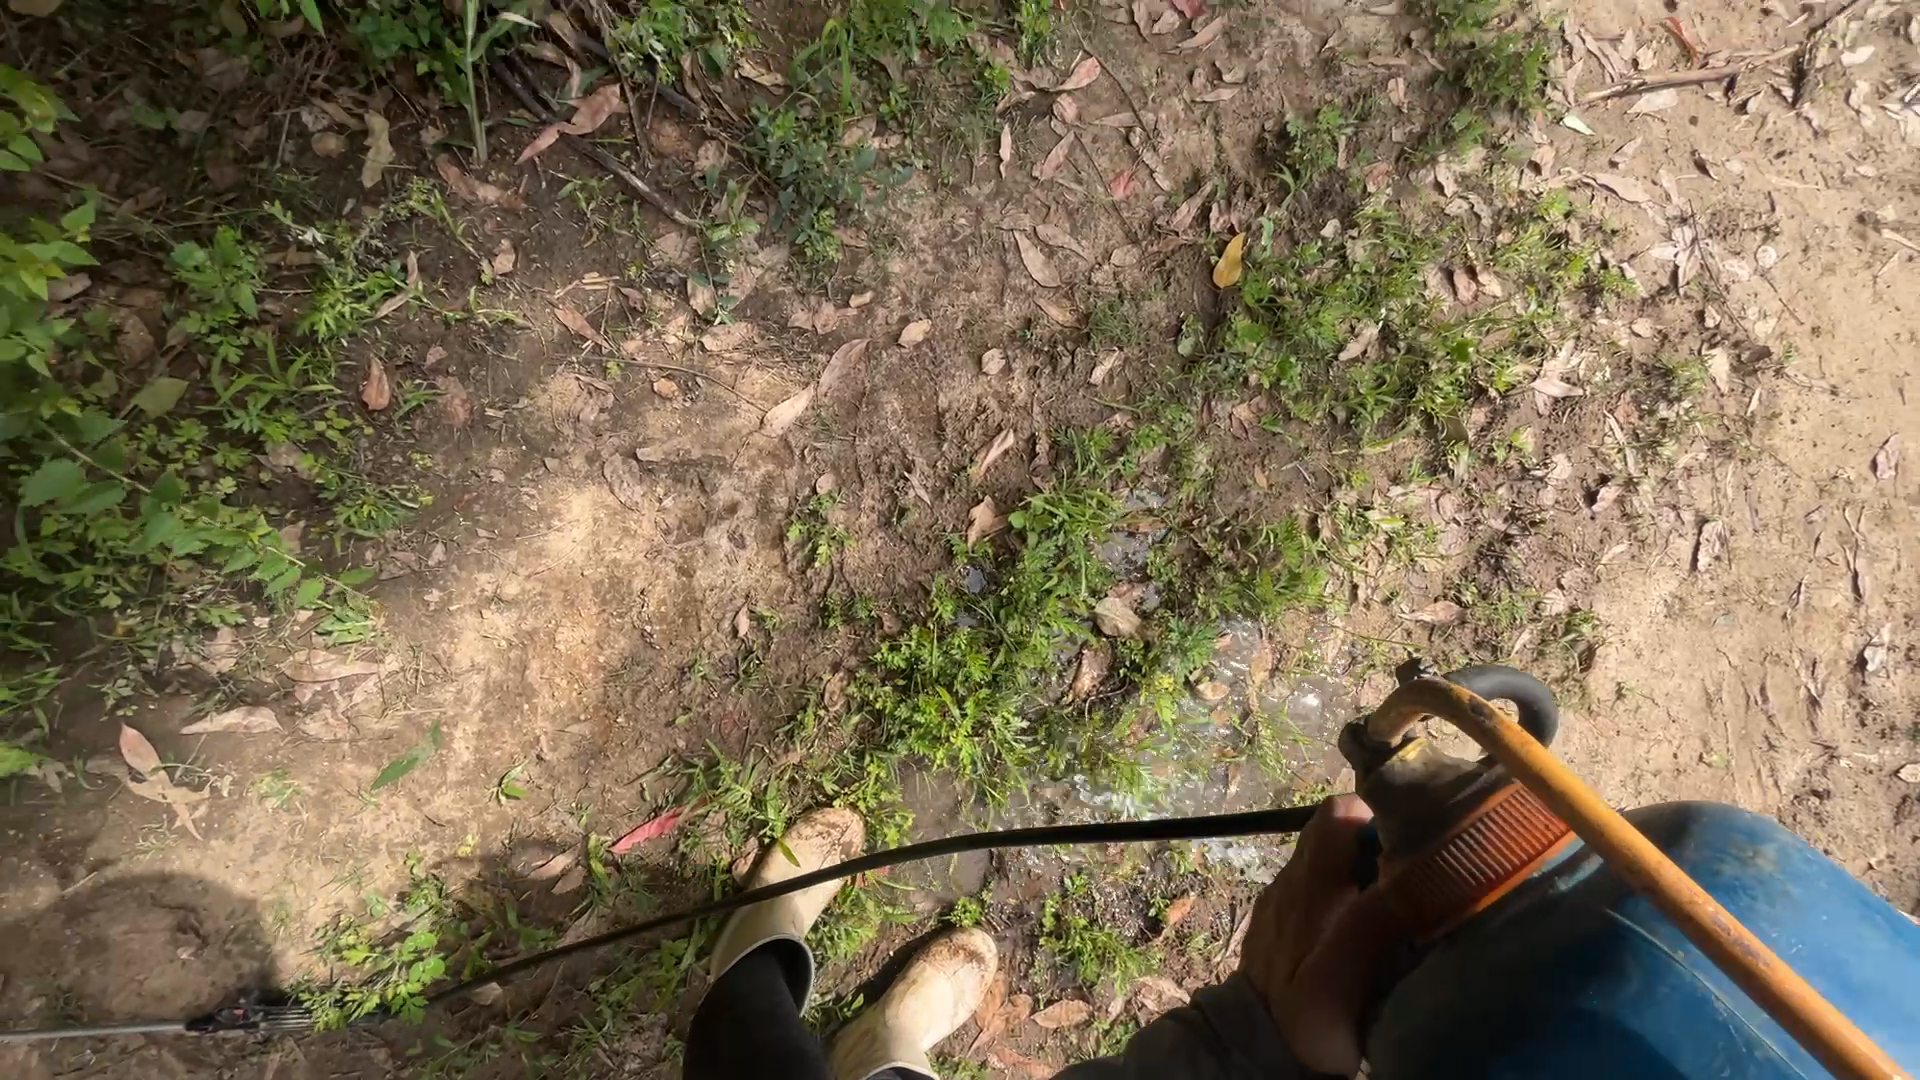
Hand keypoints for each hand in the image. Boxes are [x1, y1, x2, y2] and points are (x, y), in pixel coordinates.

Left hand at [1239, 795, 1401, 1075]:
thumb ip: (1370, 928)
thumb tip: (1408, 881)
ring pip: (1328, 855)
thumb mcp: (1340, 980)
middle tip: (1415, 874)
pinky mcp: (1282, 911)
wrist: (1255, 1041)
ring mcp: (1285, 892)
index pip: (1338, 814)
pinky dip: (1345, 889)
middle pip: (1335, 829)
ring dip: (1363, 867)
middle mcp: (1294, 876)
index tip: (1414, 842)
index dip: (1377, 817)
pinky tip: (1368, 921)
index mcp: (1310, 884)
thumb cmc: (1304, 1016)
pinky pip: (1318, 882)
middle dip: (1376, 841)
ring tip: (1400, 899)